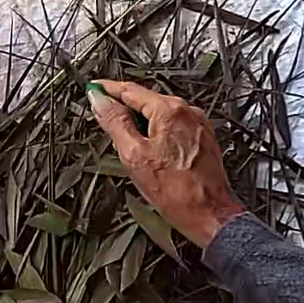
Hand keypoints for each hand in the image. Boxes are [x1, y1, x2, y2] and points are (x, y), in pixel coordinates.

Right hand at [87, 80, 244, 248]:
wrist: (209, 214)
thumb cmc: (176, 190)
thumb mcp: (134, 154)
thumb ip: (115, 122)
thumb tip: (100, 100)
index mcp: (169, 110)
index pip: (130, 90)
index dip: (107, 89)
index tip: (94, 88)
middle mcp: (187, 112)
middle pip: (146, 99)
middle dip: (123, 106)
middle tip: (103, 113)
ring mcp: (197, 124)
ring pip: (160, 113)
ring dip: (140, 119)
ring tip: (124, 137)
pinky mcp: (202, 138)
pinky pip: (173, 125)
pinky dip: (156, 129)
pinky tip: (148, 146)